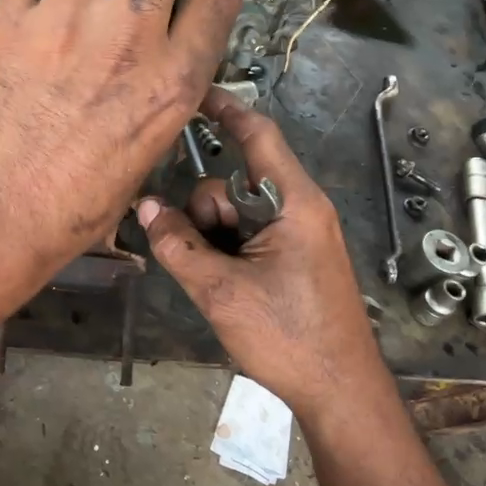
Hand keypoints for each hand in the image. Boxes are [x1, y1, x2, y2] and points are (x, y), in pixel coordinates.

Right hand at [136, 87, 379, 404]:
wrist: (340, 393)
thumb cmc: (289, 337)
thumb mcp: (221, 291)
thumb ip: (179, 245)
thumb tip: (145, 208)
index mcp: (294, 203)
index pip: (258, 136)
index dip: (225, 109)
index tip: (192, 92)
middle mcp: (297, 210)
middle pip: (231, 184)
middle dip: (205, 212)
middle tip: (205, 256)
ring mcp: (295, 237)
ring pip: (232, 215)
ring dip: (211, 238)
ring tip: (219, 282)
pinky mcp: (290, 260)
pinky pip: (243, 237)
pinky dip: (223, 252)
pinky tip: (224, 286)